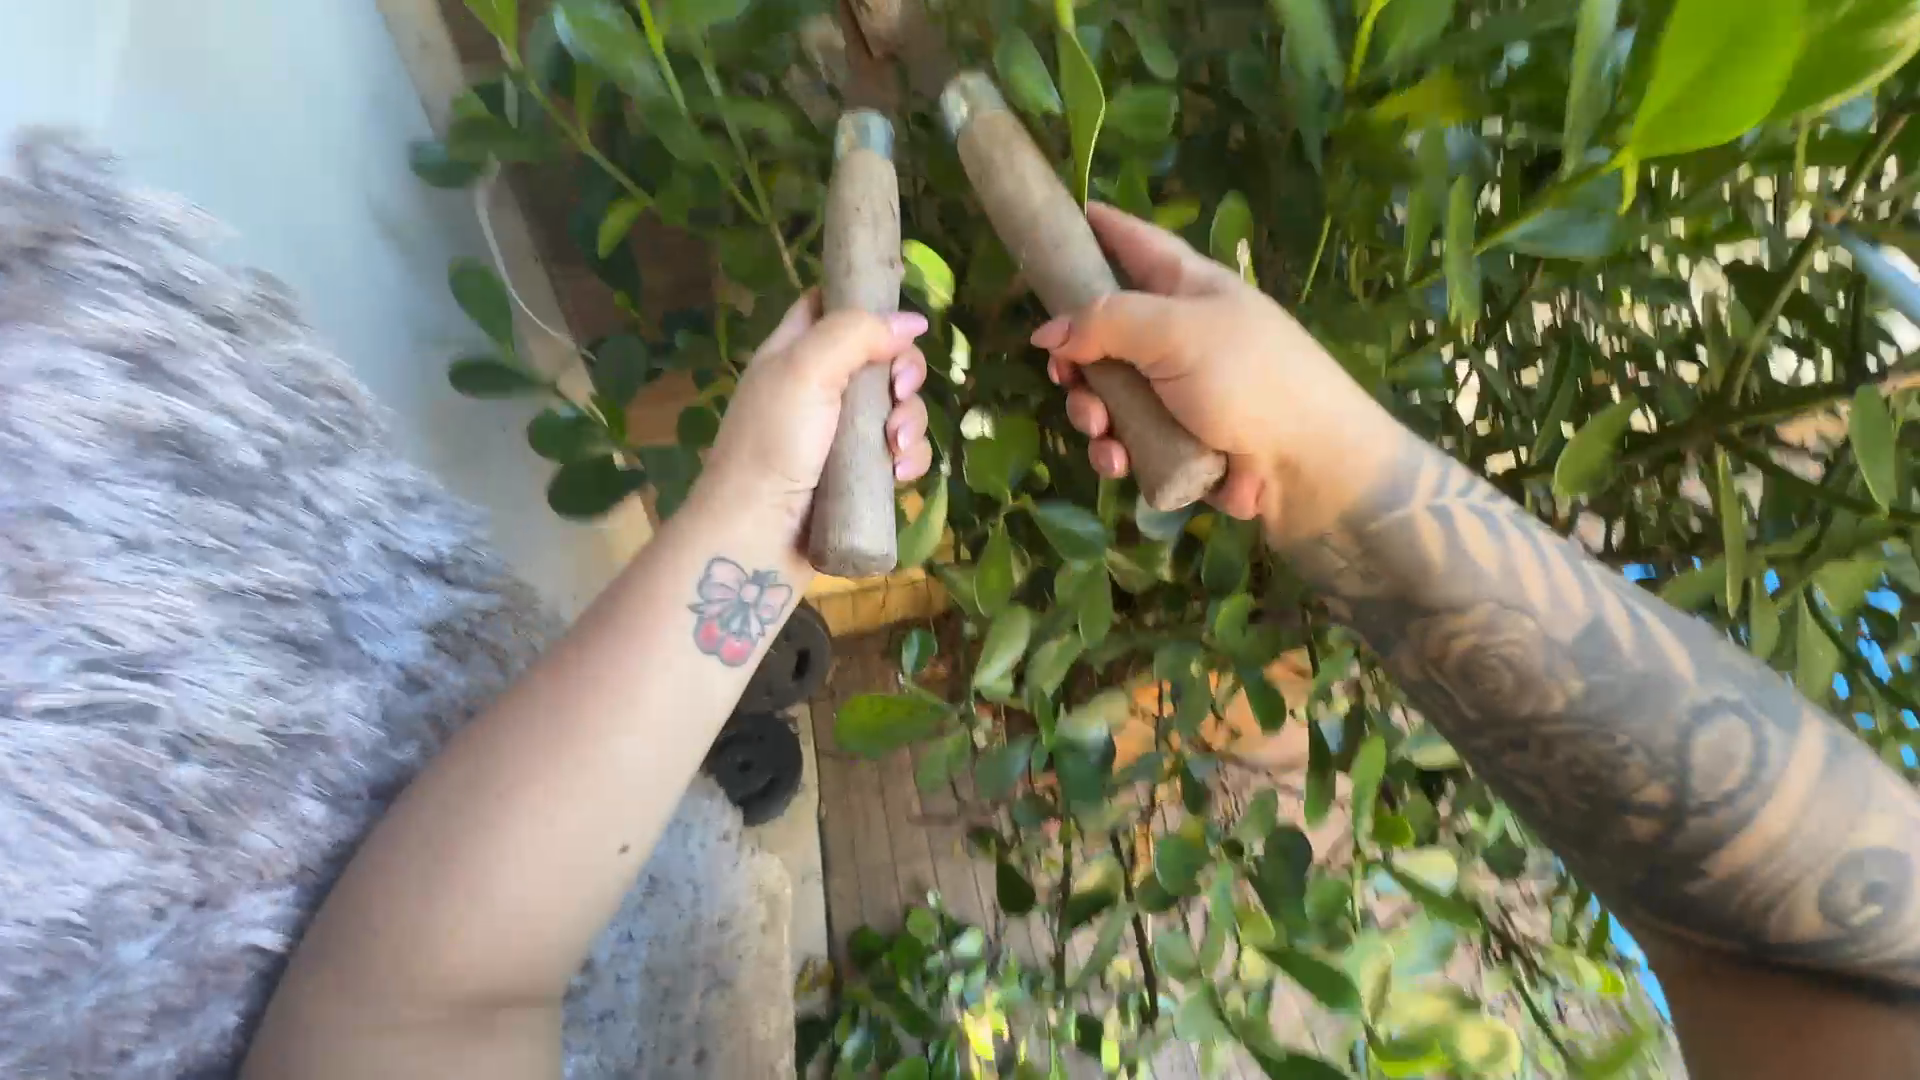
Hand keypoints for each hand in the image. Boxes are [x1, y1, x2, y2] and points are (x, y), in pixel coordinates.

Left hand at [697, 291, 932, 536]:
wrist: (759, 535)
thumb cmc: (773, 444)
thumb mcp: (804, 370)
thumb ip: (856, 332)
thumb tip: (912, 321)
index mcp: (795, 353)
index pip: (831, 306)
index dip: (868, 304)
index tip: (903, 323)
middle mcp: (820, 389)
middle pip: (881, 359)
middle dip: (904, 373)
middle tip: (900, 392)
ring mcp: (842, 435)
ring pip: (899, 409)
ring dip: (911, 423)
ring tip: (894, 448)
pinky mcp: (861, 475)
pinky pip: (901, 454)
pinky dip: (909, 460)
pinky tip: (898, 476)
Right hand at [1031, 203, 1406, 538]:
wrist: (1303, 463)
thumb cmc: (1249, 378)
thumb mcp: (1176, 332)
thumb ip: (1105, 323)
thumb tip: (1045, 334)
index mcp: (1183, 288)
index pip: (1131, 242)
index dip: (1092, 229)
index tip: (1048, 224)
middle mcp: (1172, 336)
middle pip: (1098, 332)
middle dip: (1074, 358)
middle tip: (1064, 377)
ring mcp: (1169, 391)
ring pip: (1103, 393)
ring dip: (1090, 412)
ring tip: (1101, 429)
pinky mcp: (1168, 439)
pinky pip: (1121, 438)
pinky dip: (1113, 450)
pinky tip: (1119, 460)